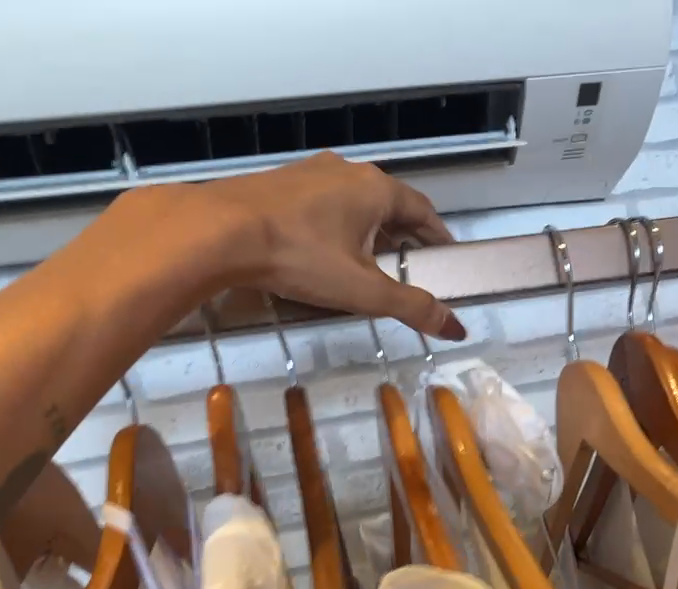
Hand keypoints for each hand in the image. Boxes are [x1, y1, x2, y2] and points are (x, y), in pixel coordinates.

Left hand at [128, 152, 466, 340]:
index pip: (423, 211)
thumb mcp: (364, 291)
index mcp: (377, 190)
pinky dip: (339, 225)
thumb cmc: (300, 258)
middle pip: (389, 204)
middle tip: (411, 266)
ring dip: (370, 230)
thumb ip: (413, 308)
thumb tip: (458, 329)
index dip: (438, 235)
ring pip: (355, 202)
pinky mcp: (280, 183)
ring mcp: (310, 172)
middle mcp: (348, 171)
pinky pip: (324, 203)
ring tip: (370, 263)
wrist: (218, 232)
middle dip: (405, 235)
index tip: (446, 256)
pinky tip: (327, 250)